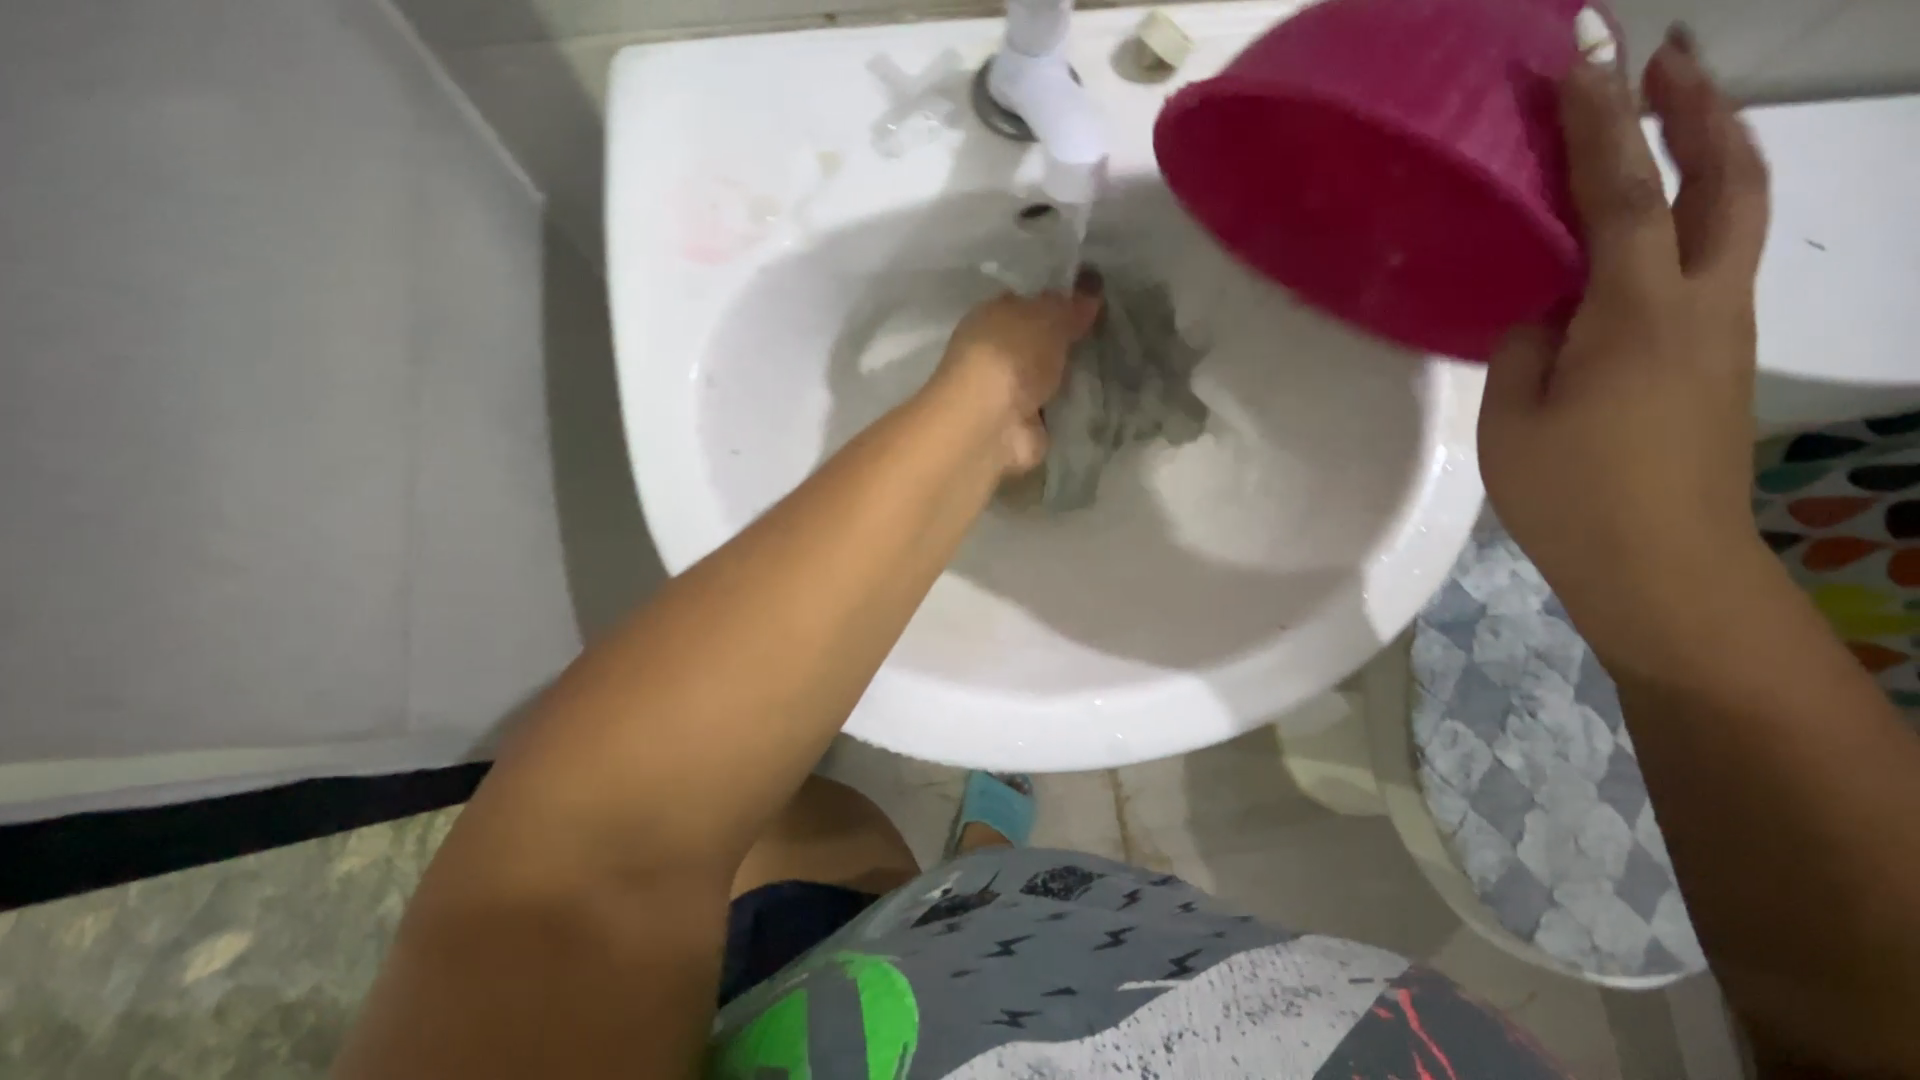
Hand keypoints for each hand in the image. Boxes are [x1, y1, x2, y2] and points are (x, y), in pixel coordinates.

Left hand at [924, 280, 1102, 474]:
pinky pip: (1059, 406)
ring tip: (1118, 362)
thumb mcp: (1047, 318)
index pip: (1028, 302)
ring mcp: (1011, 390)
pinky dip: (1077, 404)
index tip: (1097, 298)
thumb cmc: (1010, 355)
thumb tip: (1091, 286)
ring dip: (1076, 373)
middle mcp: (998, 351)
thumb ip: (1070, 305)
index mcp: (992, 316)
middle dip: (1072, 339)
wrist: (991, 423)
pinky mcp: (1027, 423)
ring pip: (1052, 374)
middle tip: (1112, 331)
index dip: (1060, 299)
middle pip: (1041, 340)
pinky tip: (1106, 395)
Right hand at [1477, 27, 1770, 668]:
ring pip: (1738, 214)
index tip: (1586, 50)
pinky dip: (1694, 213)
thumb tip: (1547, 309)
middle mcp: (1702, 304)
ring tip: (1663, 117)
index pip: (1626, 192)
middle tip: (1664, 54)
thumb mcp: (1513, 416)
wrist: (1662, 567)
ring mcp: (1724, 331)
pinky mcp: (1721, 359)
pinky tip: (1645, 227)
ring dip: (1709, 151)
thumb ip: (1528, 343)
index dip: (1603, 118)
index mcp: (1638, 314)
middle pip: (1729, 178)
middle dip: (1700, 105)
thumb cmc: (1572, 497)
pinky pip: (1713, 261)